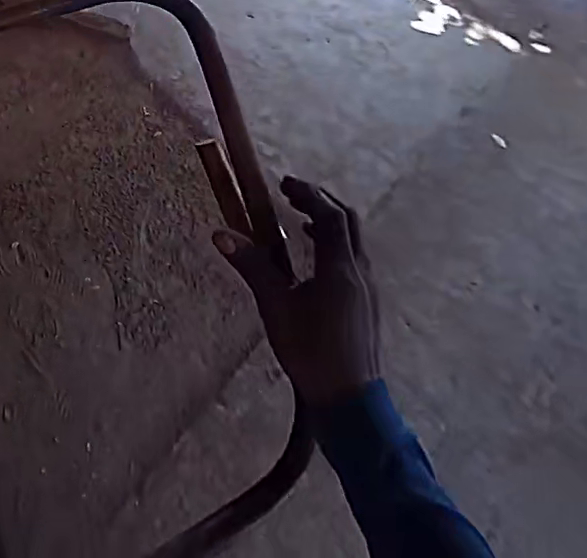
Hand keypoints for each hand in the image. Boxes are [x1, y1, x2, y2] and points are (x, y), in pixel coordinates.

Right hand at [213, 177, 379, 406]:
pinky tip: (308, 256)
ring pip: (352, 241)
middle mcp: (360, 274)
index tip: (283, 183)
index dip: (309, 195)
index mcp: (341, 270)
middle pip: (349, 223)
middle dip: (320, 202)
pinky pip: (350, 259)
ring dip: (326, 222)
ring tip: (296, 219)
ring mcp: (366, 290)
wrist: (349, 402)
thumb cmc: (311, 350)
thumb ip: (252, 266)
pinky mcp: (363, 304)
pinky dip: (330, 243)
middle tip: (290, 193)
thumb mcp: (275, 305)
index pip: (331, 217)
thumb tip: (220, 233)